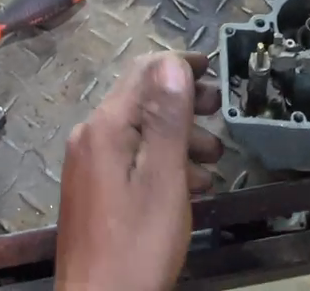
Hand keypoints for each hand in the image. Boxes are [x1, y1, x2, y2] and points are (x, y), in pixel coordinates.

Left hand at [54, 52, 222, 290]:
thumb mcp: (162, 180)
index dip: (179, 65)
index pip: (143, 72)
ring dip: (179, 133)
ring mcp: (89, 163)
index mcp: (105, 126)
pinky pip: (132, 156)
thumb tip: (173, 63)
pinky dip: (163, 158)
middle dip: (183, 100)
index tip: (214, 68)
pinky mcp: (94, 188)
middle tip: (220, 109)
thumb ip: (168, 119)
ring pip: (139, 130)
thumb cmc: (135, 246)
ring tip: (216, 153)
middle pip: (141, 98)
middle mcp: (91, 135)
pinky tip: (192, 182)